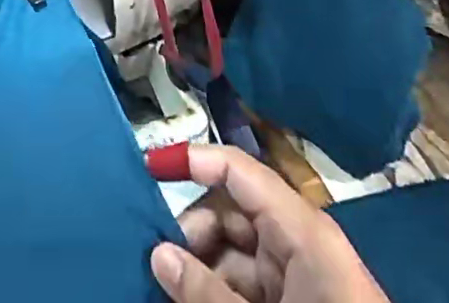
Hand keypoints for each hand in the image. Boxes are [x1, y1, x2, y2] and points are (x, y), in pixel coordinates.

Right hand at [150, 144, 387, 302]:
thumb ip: (209, 293)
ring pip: (231, 252)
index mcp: (301, 230)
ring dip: (199, 268)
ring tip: (171, 292)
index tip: (146, 169)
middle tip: (159, 263)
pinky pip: (245, 284)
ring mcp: (298, 277)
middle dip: (191, 233)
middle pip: (228, 211)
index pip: (237, 169)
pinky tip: (190, 302)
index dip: (191, 160)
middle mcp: (297, 242)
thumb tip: (158, 254)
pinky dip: (216, 291)